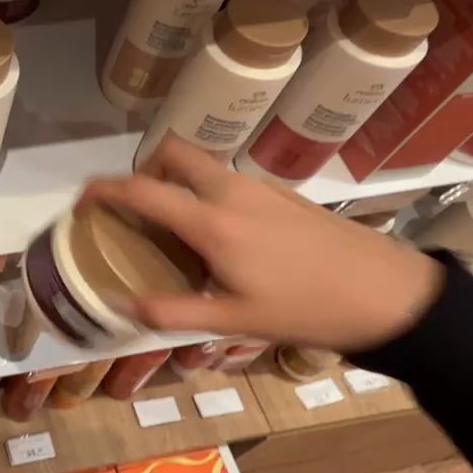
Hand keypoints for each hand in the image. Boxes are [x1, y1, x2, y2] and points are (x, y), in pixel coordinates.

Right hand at [76, 136, 442, 353]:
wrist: (392, 295)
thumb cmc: (307, 310)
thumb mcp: (232, 320)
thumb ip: (168, 310)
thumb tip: (115, 303)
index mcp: (211, 221)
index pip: (140, 189)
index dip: (101, 190)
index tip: (81, 203)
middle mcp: (231, 191)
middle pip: (173, 152)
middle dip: (144, 168)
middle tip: (137, 205)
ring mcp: (261, 187)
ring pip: (204, 164)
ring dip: (178, 180)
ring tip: (178, 228)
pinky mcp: (285, 193)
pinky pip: (230, 179)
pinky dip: (209, 192)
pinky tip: (227, 238)